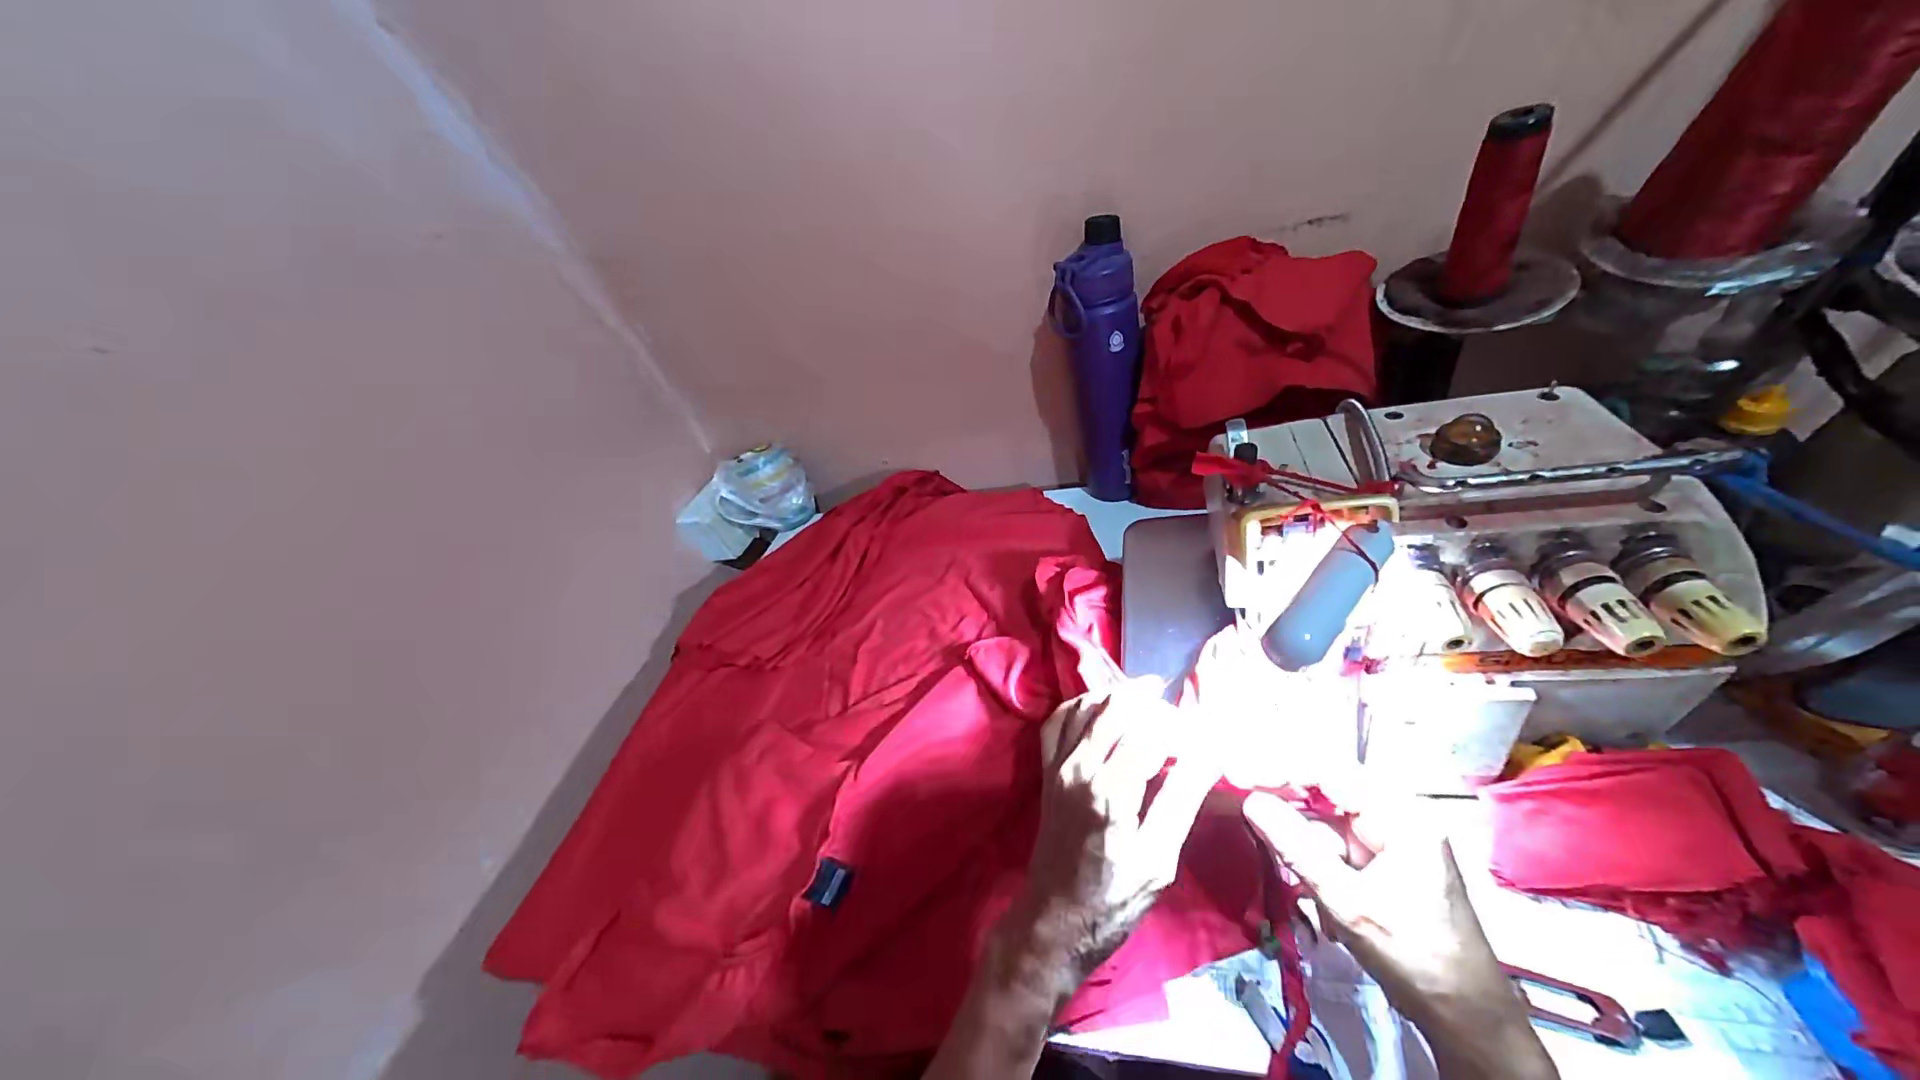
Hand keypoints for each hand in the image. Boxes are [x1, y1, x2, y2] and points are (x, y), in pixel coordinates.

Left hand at [1013, 683, 1221, 988]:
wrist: (1056, 918)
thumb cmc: (1114, 898)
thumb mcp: (1160, 860)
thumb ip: (1181, 801)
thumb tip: (1208, 754)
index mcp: (1110, 792)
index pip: (1151, 732)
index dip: (1182, 728)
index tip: (1204, 740)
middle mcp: (1078, 767)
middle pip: (1117, 707)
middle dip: (1154, 704)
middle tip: (1180, 719)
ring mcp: (1057, 764)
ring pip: (1087, 704)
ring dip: (1121, 696)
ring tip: (1152, 702)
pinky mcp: (1046, 768)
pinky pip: (1058, 719)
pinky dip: (1083, 704)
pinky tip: (1105, 709)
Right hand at [1243, 792, 1557, 1079]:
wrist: (1465, 1018)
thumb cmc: (1417, 957)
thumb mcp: (1350, 903)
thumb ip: (1297, 848)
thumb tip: (1250, 801)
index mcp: (1400, 815)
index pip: (1330, 772)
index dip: (1280, 767)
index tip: (1238, 773)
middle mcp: (1392, 816)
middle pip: (1322, 789)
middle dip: (1279, 796)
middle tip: (1236, 795)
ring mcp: (1383, 838)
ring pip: (1320, 816)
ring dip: (1290, 830)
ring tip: (1262, 840)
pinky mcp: (1373, 861)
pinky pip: (1327, 841)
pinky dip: (1304, 852)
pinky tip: (1289, 869)